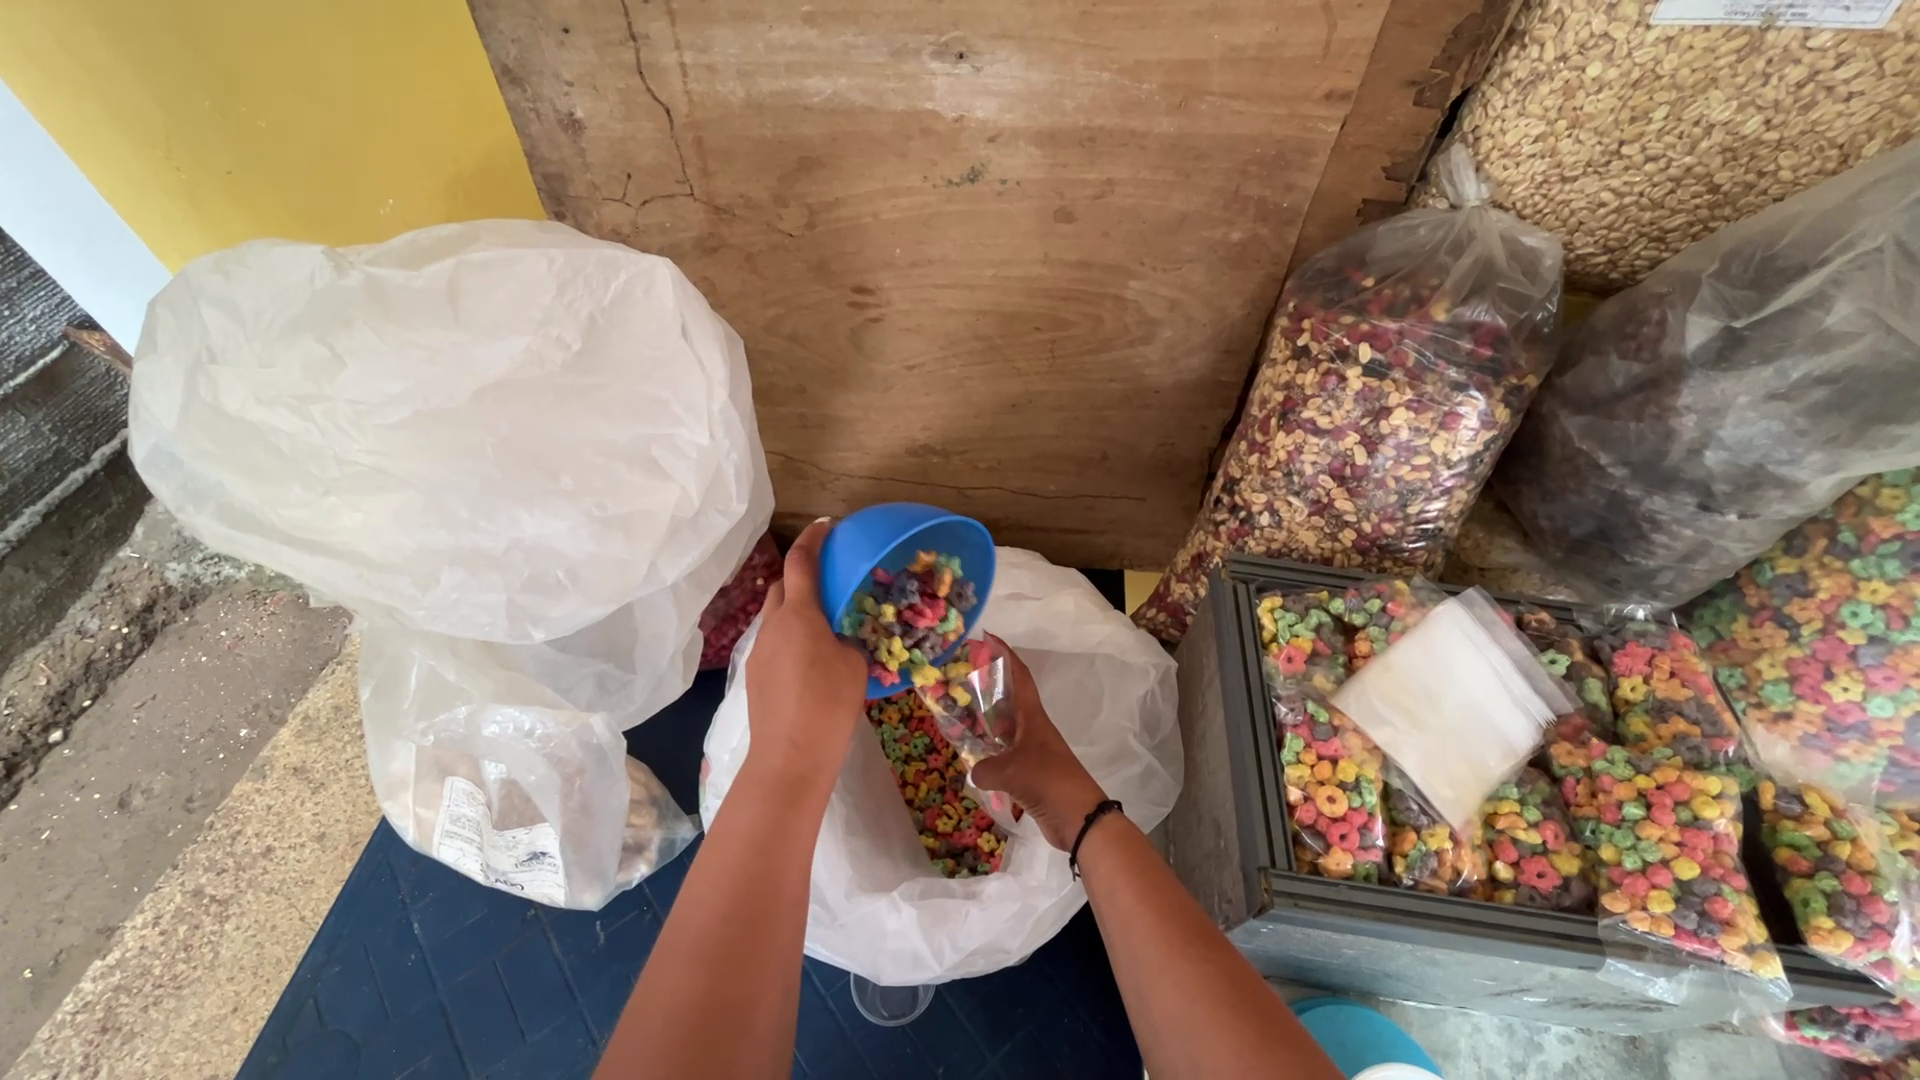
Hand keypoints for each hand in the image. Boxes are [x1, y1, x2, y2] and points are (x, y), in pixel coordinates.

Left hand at [742, 519, 867, 786]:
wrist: (790, 756)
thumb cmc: (829, 705)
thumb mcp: (854, 665)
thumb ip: (848, 639)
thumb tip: (842, 635)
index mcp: (799, 614)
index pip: (800, 562)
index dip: (812, 539)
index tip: (825, 526)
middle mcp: (772, 625)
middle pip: (781, 586)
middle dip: (801, 575)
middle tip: (829, 580)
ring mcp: (759, 650)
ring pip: (775, 615)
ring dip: (794, 608)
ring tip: (821, 622)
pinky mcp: (755, 674)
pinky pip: (773, 640)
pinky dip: (789, 635)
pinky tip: (808, 658)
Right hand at [969, 636, 1108, 850]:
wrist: (1080, 818)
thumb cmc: (1048, 782)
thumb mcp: (1010, 771)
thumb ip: (984, 768)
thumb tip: (974, 771)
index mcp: (1033, 717)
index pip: (1019, 676)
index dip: (1005, 655)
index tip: (988, 637)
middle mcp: (1032, 729)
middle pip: (1008, 699)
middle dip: (988, 685)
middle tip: (961, 677)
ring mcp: (1032, 752)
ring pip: (1004, 728)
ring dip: (986, 720)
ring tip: (959, 714)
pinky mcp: (1030, 774)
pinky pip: (1004, 755)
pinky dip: (988, 752)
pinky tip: (972, 756)